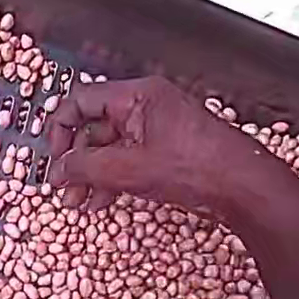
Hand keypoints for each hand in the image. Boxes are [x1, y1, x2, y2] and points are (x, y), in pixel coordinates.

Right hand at [46, 75, 296, 216]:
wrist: (244, 188)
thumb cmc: (197, 168)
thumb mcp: (128, 169)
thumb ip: (85, 167)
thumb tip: (58, 170)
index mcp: (137, 97)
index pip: (81, 100)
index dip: (60, 128)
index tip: (54, 157)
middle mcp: (145, 107)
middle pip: (93, 127)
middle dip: (76, 160)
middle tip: (65, 187)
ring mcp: (156, 129)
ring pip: (109, 147)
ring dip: (90, 174)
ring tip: (80, 201)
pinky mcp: (165, 151)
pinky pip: (127, 159)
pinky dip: (111, 179)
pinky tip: (102, 200)